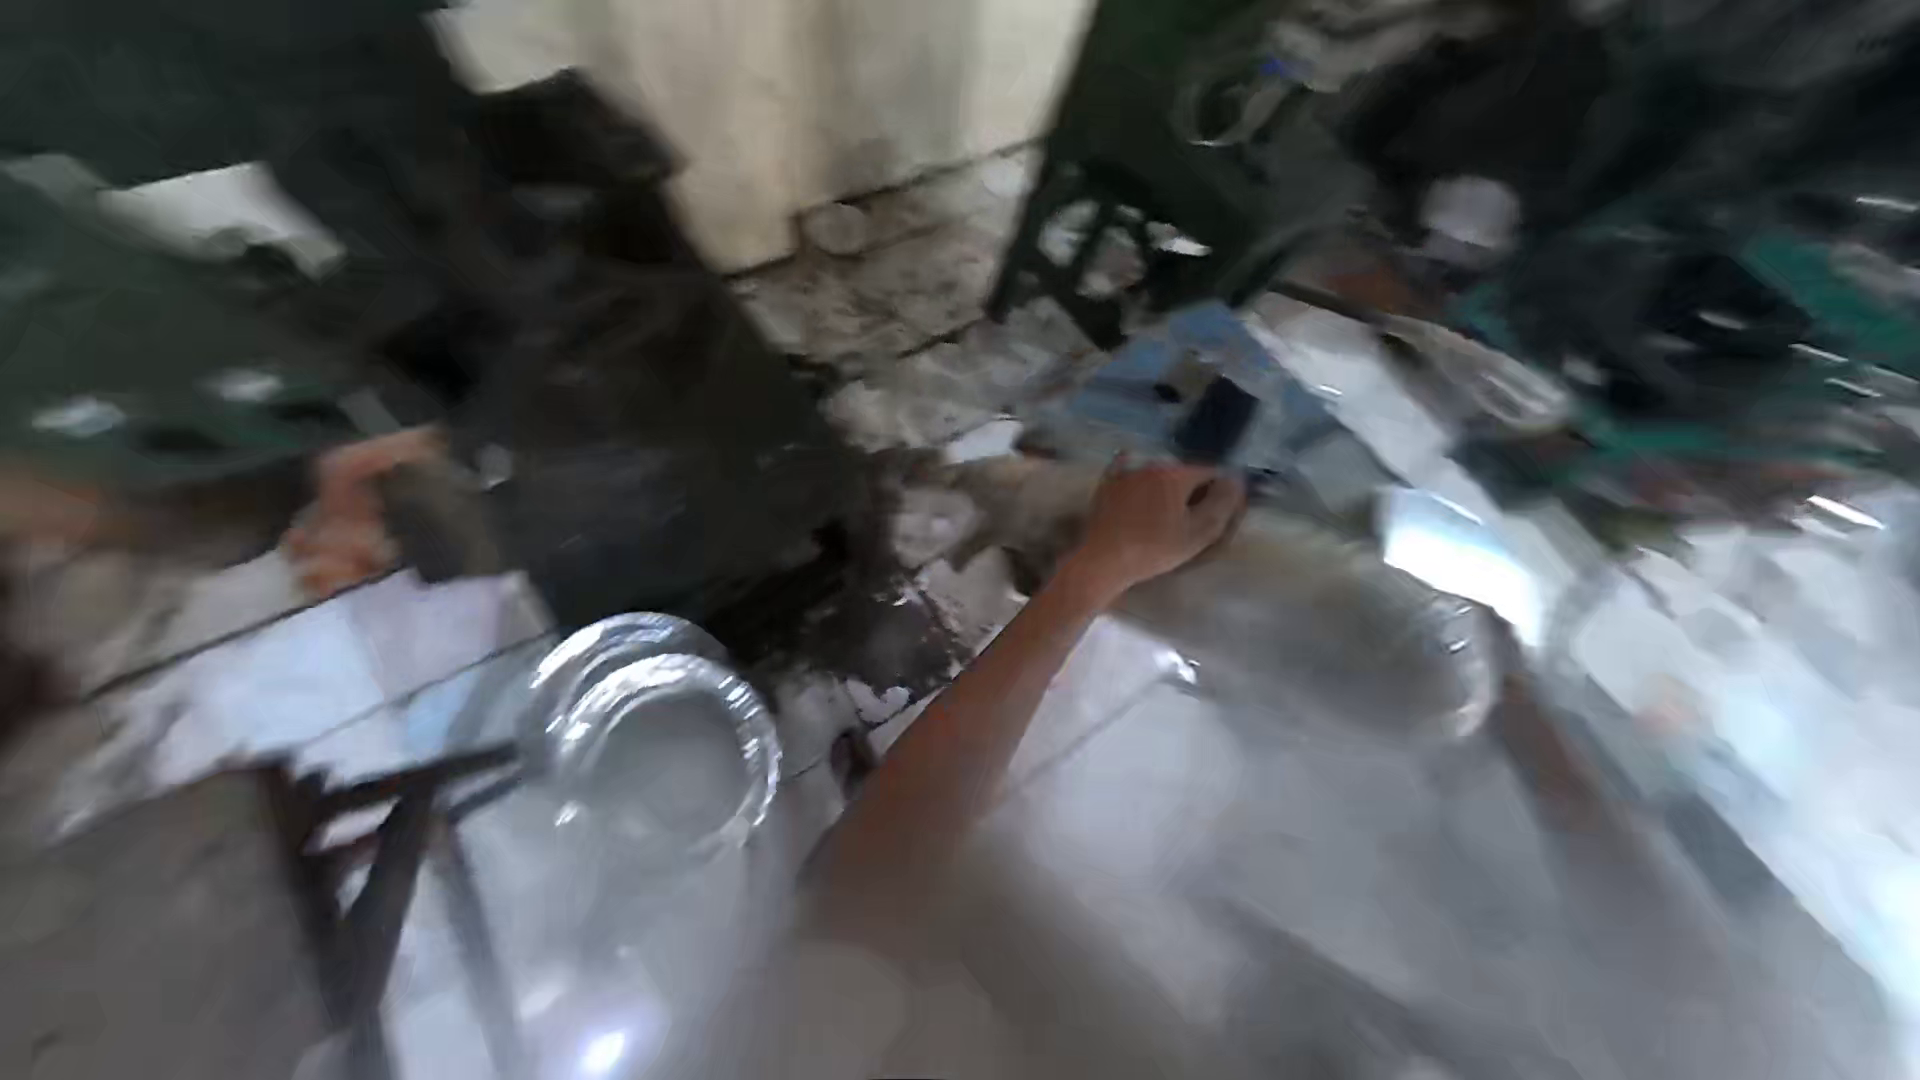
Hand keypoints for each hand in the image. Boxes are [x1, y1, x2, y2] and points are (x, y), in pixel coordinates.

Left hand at [1060, 457, 1245, 602]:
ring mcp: (1125, 472)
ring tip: (1164, 517)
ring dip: (1166, 489)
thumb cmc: (1153, 549)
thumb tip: (1236, 479)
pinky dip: (1139, 484)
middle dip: (1192, 490)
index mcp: (1175, 473)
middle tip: (1191, 519)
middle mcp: (1150, 464)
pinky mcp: (1106, 484)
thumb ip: (1222, 503)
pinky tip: (1140, 497)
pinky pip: (1130, 476)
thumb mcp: (1198, 533)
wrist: (1102, 560)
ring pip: (1157, 474)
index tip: (1216, 513)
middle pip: (1183, 472)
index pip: (1211, 472)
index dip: (1219, 492)